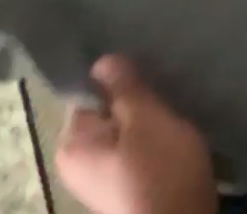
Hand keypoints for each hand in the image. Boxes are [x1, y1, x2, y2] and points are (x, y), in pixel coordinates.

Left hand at [57, 56, 216, 213]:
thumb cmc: (161, 170)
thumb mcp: (148, 121)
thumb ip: (125, 91)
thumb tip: (102, 61)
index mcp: (73, 142)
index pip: (89, 94)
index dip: (120, 81)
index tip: (151, 77)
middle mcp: (75, 160)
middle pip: (104, 112)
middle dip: (135, 101)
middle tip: (167, 97)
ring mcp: (95, 177)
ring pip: (120, 130)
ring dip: (145, 120)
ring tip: (173, 117)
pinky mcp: (118, 186)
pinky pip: (129, 148)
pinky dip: (148, 140)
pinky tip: (170, 141)